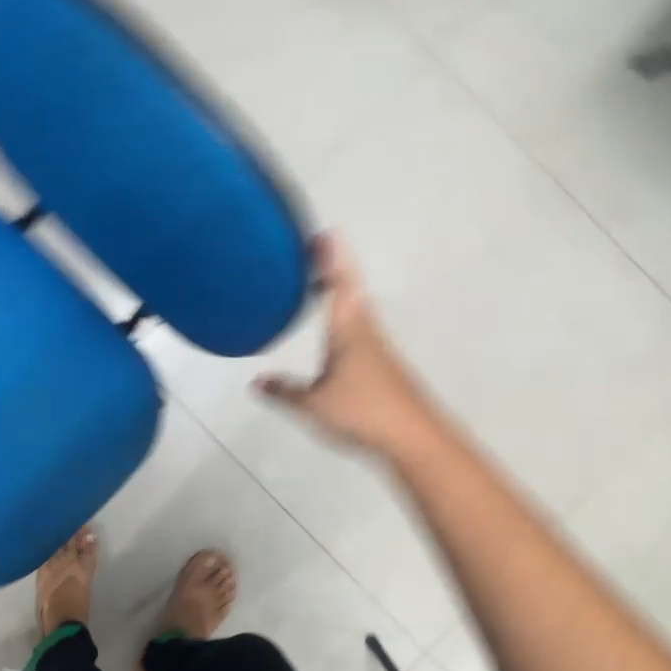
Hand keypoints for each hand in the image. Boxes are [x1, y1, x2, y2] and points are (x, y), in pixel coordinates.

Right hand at [257, 235, 435, 452]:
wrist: (415, 438)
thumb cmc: (363, 412)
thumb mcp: (313, 404)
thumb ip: (284, 391)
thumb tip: (255, 382)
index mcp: (348, 329)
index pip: (339, 282)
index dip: (331, 257)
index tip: (324, 232)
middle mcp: (365, 330)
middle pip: (351, 287)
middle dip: (334, 266)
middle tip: (313, 250)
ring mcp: (377, 347)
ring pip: (356, 307)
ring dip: (340, 289)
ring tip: (317, 281)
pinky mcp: (382, 365)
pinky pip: (358, 326)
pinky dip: (344, 313)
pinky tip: (333, 327)